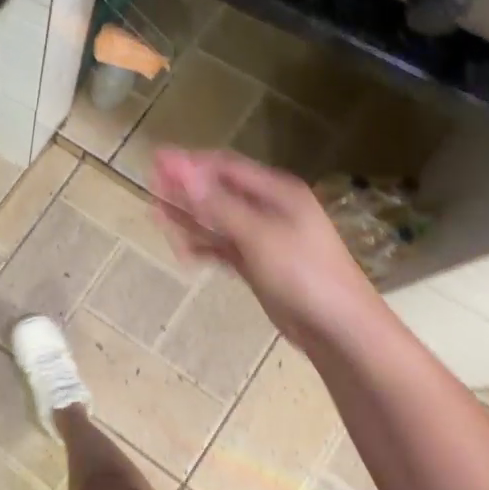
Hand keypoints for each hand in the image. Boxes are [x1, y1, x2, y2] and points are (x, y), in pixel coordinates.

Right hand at [150, 149, 382, 347]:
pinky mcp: (255, 264)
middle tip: (151, 187)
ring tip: (155, 213)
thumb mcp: (258, 235)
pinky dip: (201, 246)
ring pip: (215, 220)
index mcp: (277, 193)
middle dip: (185, 189)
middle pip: (218, 191)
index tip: (156, 161)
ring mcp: (261, 238)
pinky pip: (221, 247)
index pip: (225, 167)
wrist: (337, 328)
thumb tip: (181, 172)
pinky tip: (182, 250)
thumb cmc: (303, 273)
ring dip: (188, 217)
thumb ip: (217, 205)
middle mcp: (267, 209)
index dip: (190, 163)